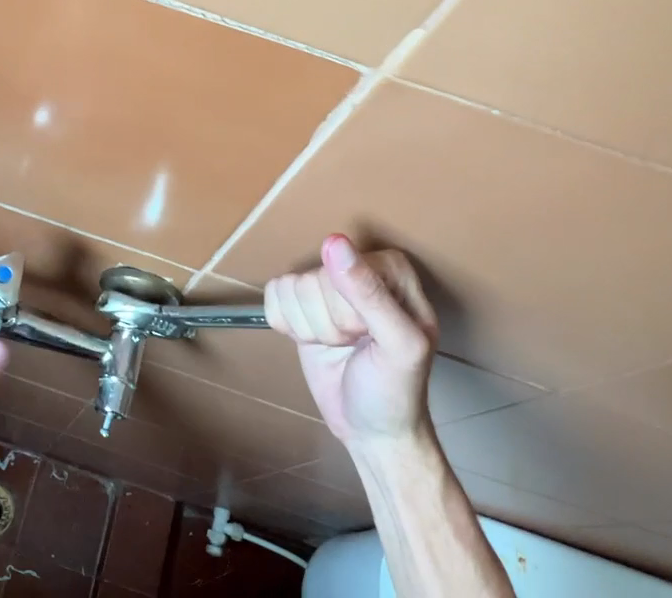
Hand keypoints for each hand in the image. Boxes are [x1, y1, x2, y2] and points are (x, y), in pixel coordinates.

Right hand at [263, 234, 439, 446]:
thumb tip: (334, 242)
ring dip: (310, 329)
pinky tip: (315, 342)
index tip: (371, 335)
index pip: (341, 269)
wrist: (370, 429)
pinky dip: (289, 327)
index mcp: (390, 268)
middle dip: (329, 325)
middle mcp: (356, 268)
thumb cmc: (395, 390)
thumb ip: (369, 293)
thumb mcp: (397, 346)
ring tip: (341, 346)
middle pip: (313, 280)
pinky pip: (273, 295)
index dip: (349, 310)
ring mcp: (325, 285)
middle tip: (356, 345)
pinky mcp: (299, 302)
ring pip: (291, 288)